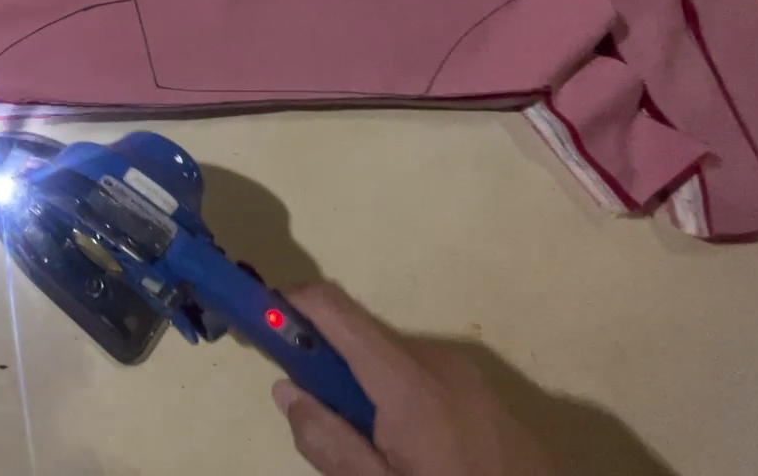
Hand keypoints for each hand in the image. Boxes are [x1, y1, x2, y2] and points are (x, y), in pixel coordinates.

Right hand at [274, 284, 557, 475]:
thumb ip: (326, 443)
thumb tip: (285, 391)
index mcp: (410, 382)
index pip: (330, 305)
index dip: (286, 303)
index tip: (261, 326)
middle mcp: (441, 364)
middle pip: (358, 338)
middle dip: (328, 367)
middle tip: (328, 420)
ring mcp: (475, 382)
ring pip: (391, 361)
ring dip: (367, 387)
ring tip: (381, 449)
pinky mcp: (497, 403)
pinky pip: (427, 380)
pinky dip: (403, 400)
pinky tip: (421, 453)